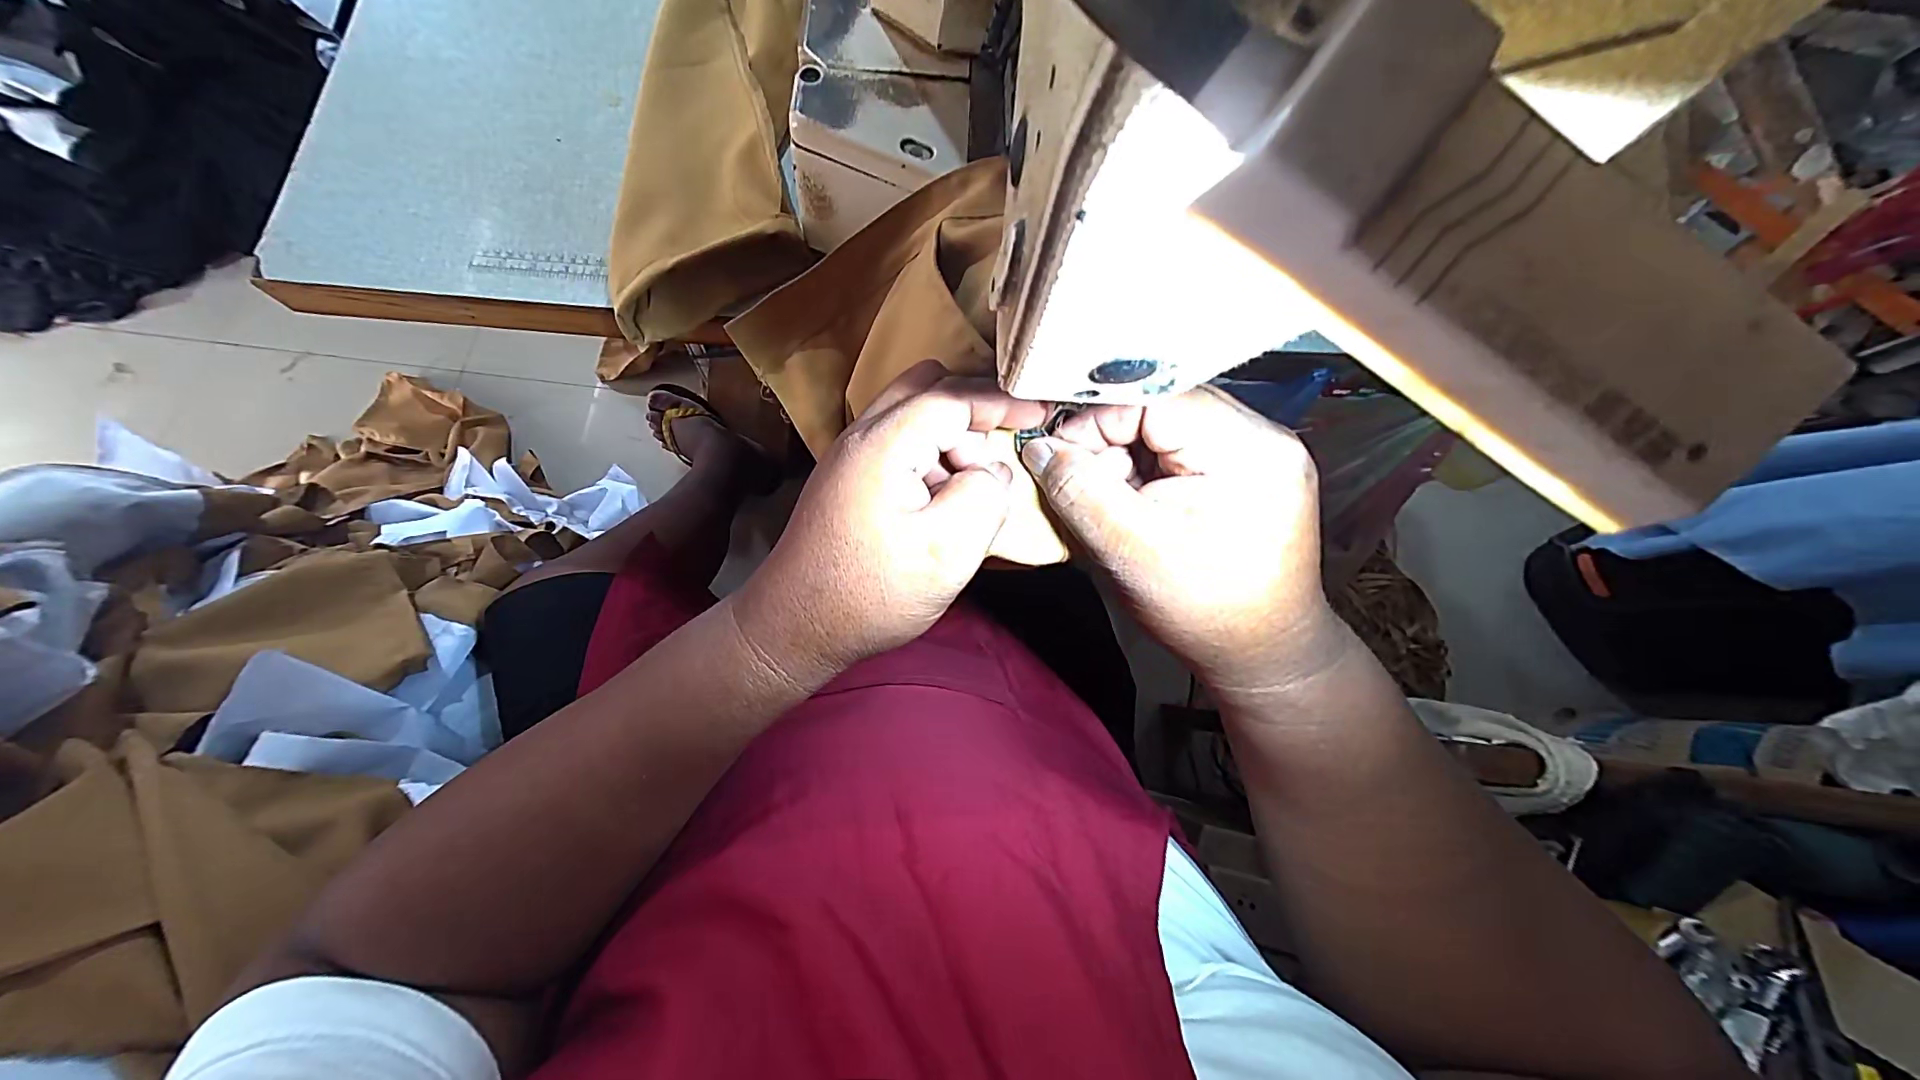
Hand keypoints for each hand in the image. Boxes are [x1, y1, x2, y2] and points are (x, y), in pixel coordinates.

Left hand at [732, 361, 1050, 683]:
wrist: (795, 628)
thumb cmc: (866, 596)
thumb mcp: (947, 551)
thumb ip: (985, 496)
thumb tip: (993, 471)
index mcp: (883, 444)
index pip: (953, 396)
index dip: (1002, 400)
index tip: (1040, 409)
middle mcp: (861, 438)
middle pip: (928, 390)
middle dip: (973, 415)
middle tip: (997, 460)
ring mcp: (851, 458)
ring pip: (914, 418)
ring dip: (951, 442)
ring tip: (967, 496)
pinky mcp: (849, 481)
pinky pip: (900, 448)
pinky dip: (931, 461)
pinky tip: (941, 505)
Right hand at [1022, 386, 1342, 696]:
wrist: (1262, 652)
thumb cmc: (1212, 614)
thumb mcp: (1129, 552)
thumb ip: (1078, 491)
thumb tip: (1041, 448)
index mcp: (1246, 450)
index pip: (1152, 396)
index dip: (1095, 420)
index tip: (1062, 453)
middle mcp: (1261, 439)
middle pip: (1157, 406)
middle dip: (1109, 443)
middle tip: (1089, 488)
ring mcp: (1256, 453)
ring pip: (1164, 428)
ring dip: (1126, 460)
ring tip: (1122, 507)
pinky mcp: (1245, 470)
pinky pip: (1179, 449)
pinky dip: (1146, 472)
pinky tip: (1141, 507)